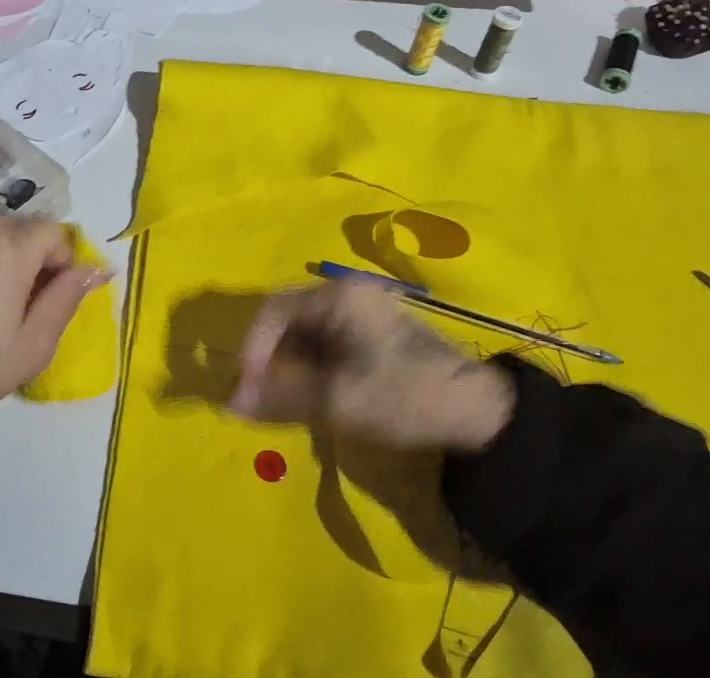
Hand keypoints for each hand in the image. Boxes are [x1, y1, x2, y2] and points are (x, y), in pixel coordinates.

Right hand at [231, 281, 515, 452]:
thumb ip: (280, 397)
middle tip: (260, 399)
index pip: (273, 310)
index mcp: (338, 297)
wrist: (480, 413)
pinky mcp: (373, 338)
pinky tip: (314, 398)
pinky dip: (311, 371)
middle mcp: (347, 296)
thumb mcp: (338, 399)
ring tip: (285, 403)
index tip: (245, 388)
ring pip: (306, 337)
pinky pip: (326, 347)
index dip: (251, 348)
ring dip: (289, 368)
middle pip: (287, 321)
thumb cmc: (406, 396)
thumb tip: (229, 403)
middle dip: (269, 360)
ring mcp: (362, 315)